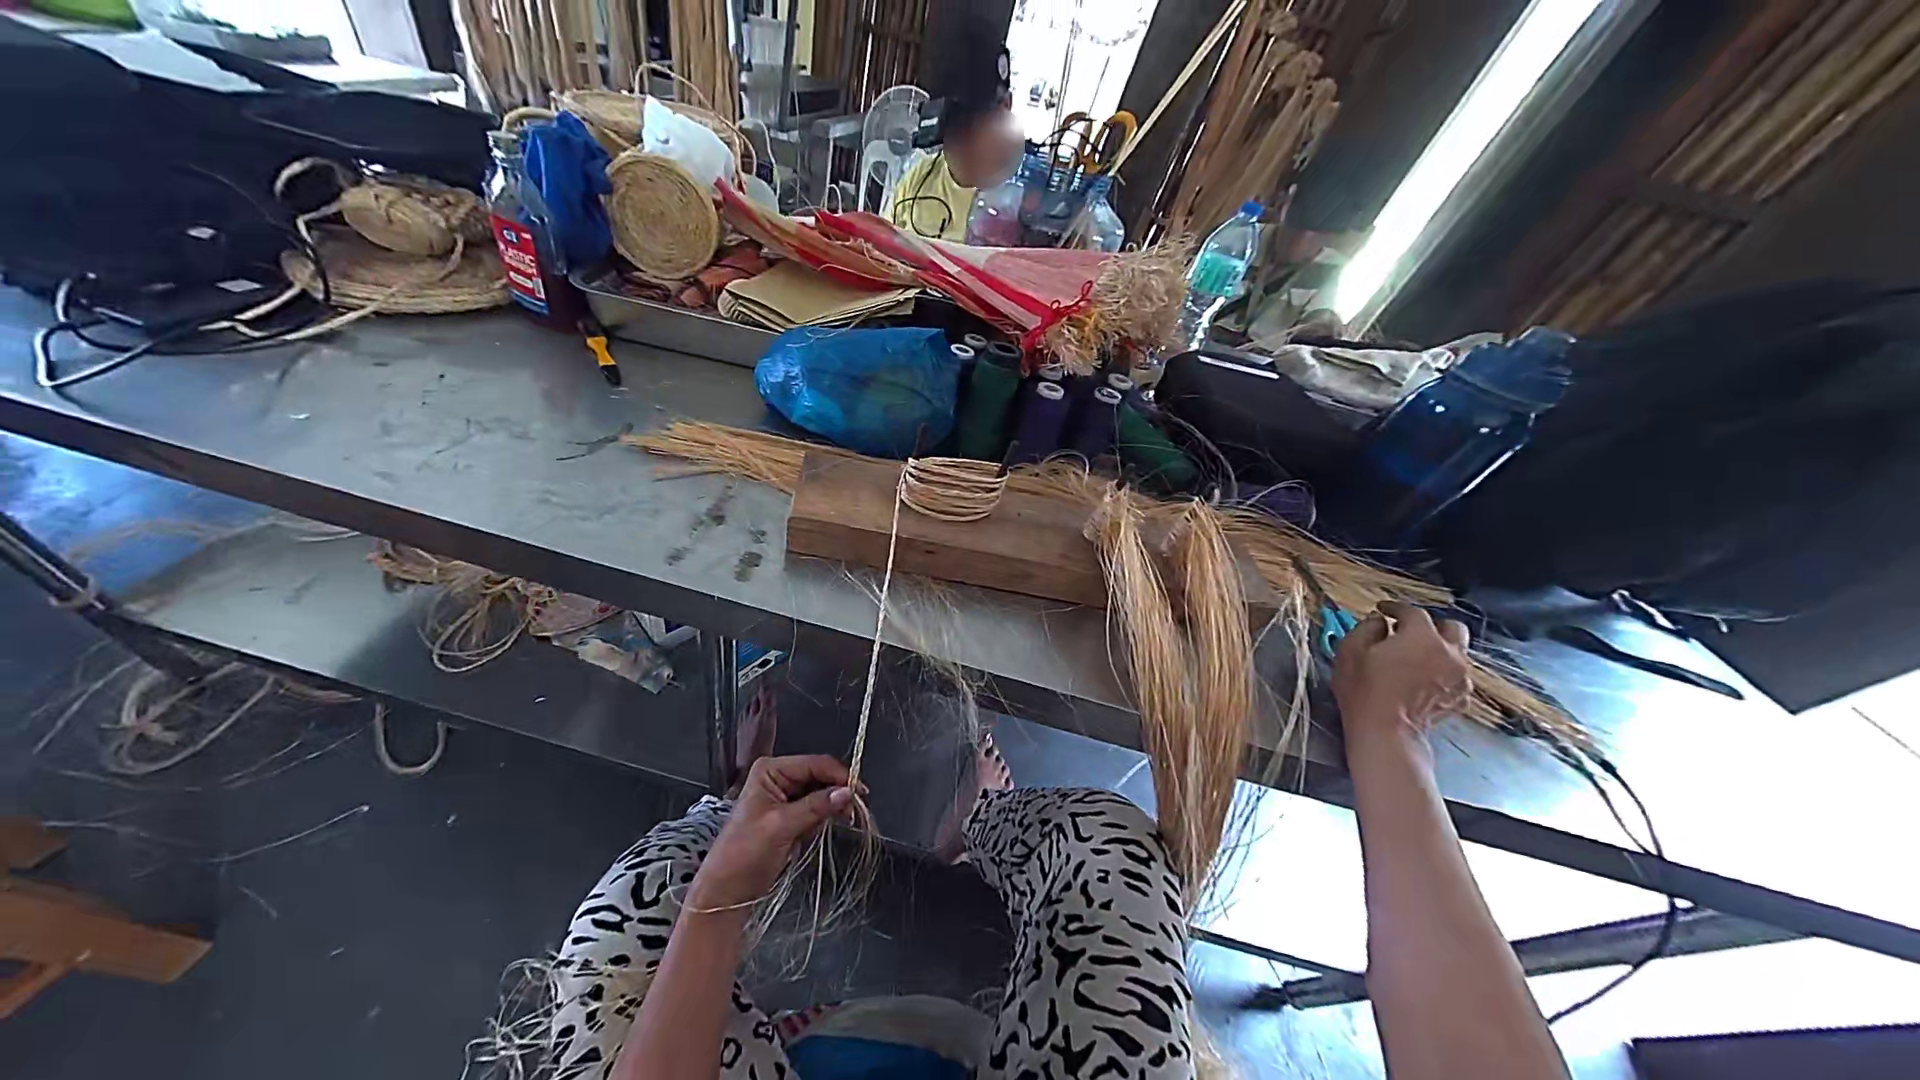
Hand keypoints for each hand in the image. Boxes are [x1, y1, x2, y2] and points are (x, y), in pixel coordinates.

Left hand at [687, 755, 853, 911]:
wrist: (726, 892)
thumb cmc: (743, 854)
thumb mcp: (781, 826)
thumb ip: (816, 806)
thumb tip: (847, 791)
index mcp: (771, 770)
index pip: (814, 764)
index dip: (839, 775)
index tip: (859, 791)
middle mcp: (779, 777)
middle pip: (820, 776)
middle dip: (837, 792)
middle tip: (853, 809)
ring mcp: (785, 796)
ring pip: (822, 793)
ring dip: (832, 807)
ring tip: (841, 820)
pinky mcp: (791, 815)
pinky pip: (817, 809)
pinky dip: (824, 818)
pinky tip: (825, 827)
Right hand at [1333, 601, 1471, 744]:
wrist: (1386, 731)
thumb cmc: (1363, 689)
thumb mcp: (1350, 650)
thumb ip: (1366, 627)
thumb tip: (1379, 621)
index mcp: (1422, 637)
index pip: (1413, 612)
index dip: (1395, 607)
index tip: (1382, 609)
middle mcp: (1450, 653)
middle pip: (1451, 627)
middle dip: (1431, 626)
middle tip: (1408, 633)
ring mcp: (1461, 678)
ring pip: (1457, 653)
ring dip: (1438, 650)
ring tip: (1415, 659)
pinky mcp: (1462, 698)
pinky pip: (1456, 676)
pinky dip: (1442, 672)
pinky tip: (1422, 680)